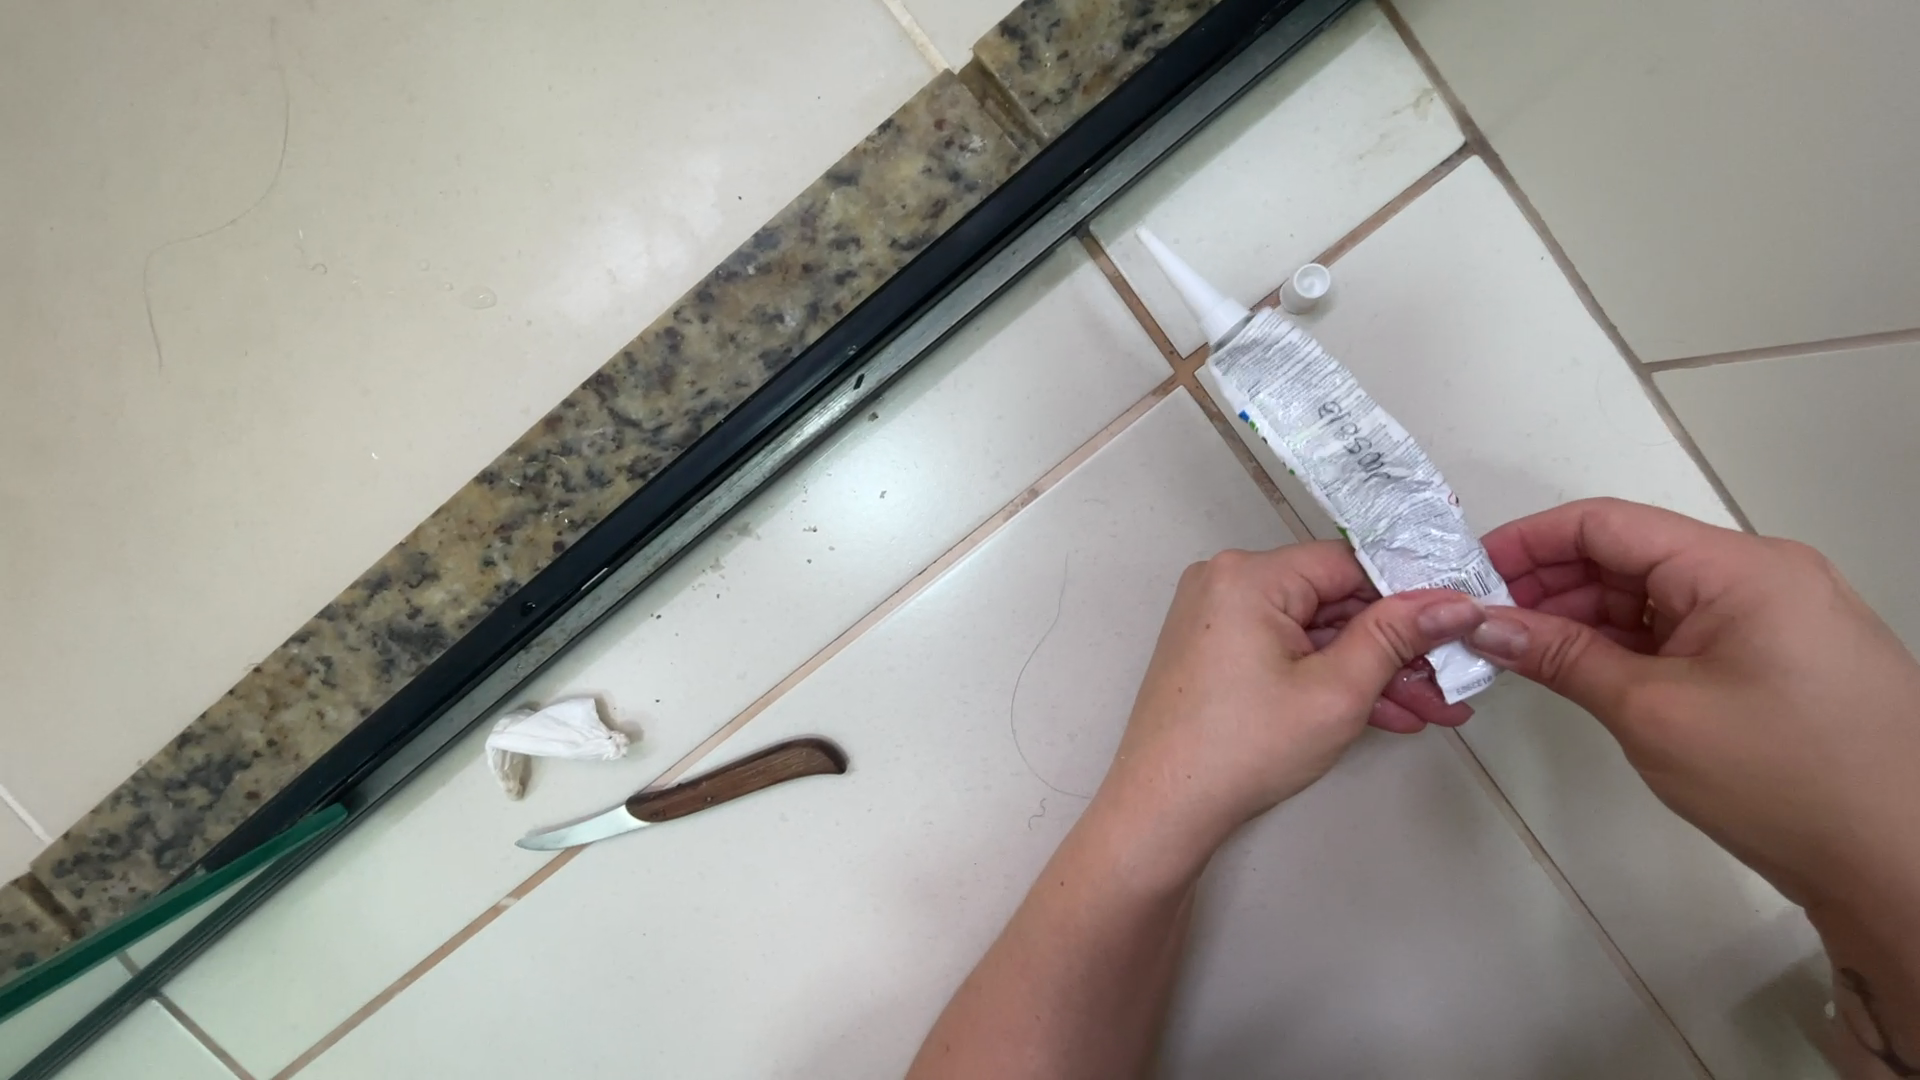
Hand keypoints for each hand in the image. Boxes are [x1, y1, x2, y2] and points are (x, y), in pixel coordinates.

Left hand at [1093, 541, 1485, 875]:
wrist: (1167, 804)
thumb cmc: (1242, 747)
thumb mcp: (1336, 691)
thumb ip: (1397, 637)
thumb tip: (1451, 602)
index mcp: (1247, 576)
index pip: (1347, 562)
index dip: (1407, 592)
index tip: (1457, 621)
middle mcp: (1224, 583)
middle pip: (1330, 599)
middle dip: (1394, 645)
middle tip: (1451, 680)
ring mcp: (1214, 617)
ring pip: (1311, 631)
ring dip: (1368, 669)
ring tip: (1431, 709)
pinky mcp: (1213, 649)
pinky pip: (1283, 649)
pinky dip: (1325, 677)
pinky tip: (1382, 713)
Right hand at [1468, 498, 1919, 912]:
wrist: (1911, 872)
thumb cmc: (1784, 776)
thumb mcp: (1648, 708)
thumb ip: (1557, 654)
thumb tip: (1478, 624)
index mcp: (1738, 569)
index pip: (1604, 524)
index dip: (1525, 542)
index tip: (1466, 576)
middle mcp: (1753, 576)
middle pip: (1619, 554)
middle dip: (1542, 583)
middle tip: (1479, 621)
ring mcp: (1761, 616)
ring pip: (1637, 592)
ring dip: (1570, 615)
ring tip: (1511, 647)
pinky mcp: (1760, 654)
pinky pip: (1664, 626)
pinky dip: (1608, 641)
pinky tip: (1563, 663)